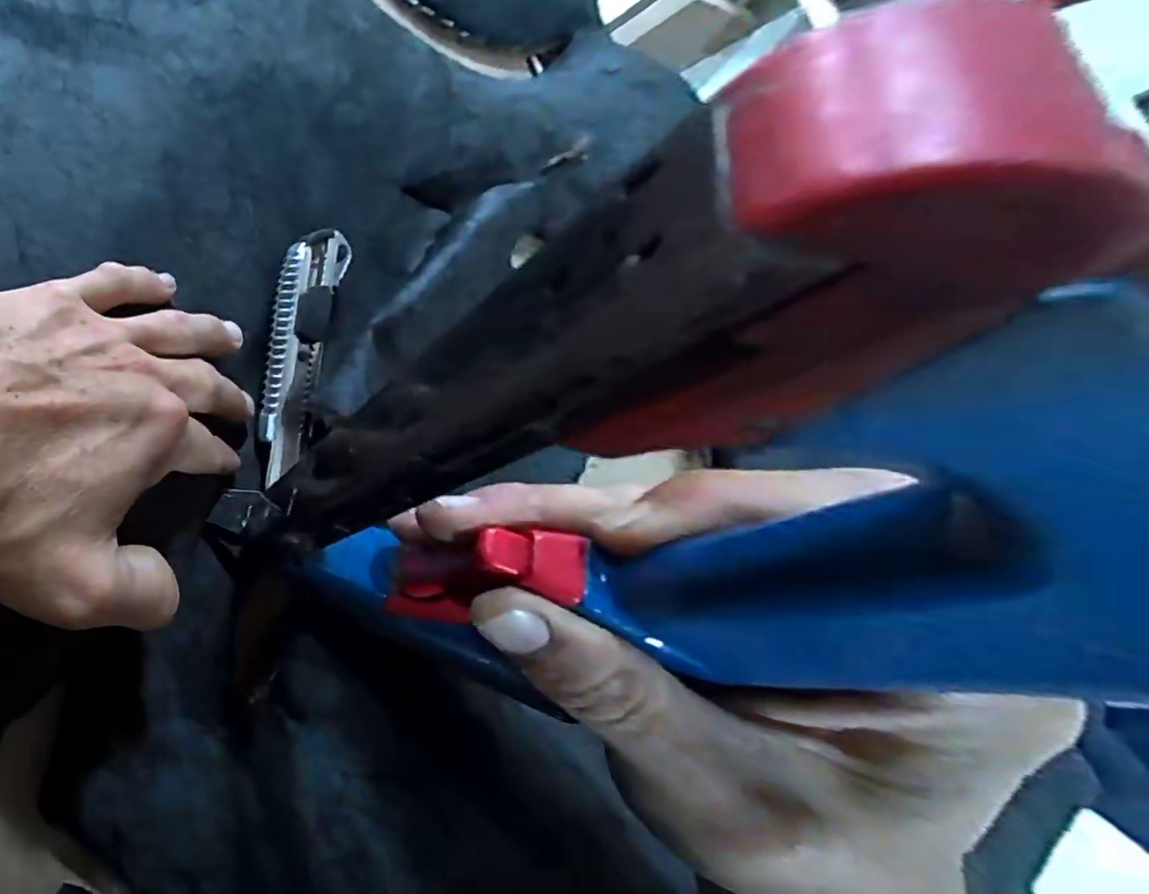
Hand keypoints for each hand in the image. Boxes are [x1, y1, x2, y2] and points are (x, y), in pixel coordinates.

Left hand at [0, 263, 250, 630]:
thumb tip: (171, 586)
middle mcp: (140, 373)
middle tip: (240, 401)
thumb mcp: (73, 586)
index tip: (224, 463)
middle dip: (226, 393)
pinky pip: (111, 283)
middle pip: (200, 379)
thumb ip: (140, 594)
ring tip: (228, 335)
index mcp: (155, 433)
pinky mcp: (51, 301)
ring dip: (206, 332)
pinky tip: (161, 283)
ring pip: (170, 325)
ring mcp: (95, 331)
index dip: (218, 457)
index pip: (203, 446)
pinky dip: (143, 283)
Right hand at [392, 471, 1084, 893]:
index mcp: (926, 637)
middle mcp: (851, 574)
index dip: (684, 515)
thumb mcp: (713, 793)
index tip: (581, 532)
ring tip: (439, 527)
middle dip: (563, 514)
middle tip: (452, 516)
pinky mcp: (713, 571)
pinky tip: (477, 544)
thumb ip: (615, 697)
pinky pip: (625, 543)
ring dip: (535, 522)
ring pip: (644, 516)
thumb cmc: (803, 861)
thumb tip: (497, 607)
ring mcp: (774, 566)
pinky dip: (546, 545)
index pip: (805, 526)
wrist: (814, 886)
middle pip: (696, 510)